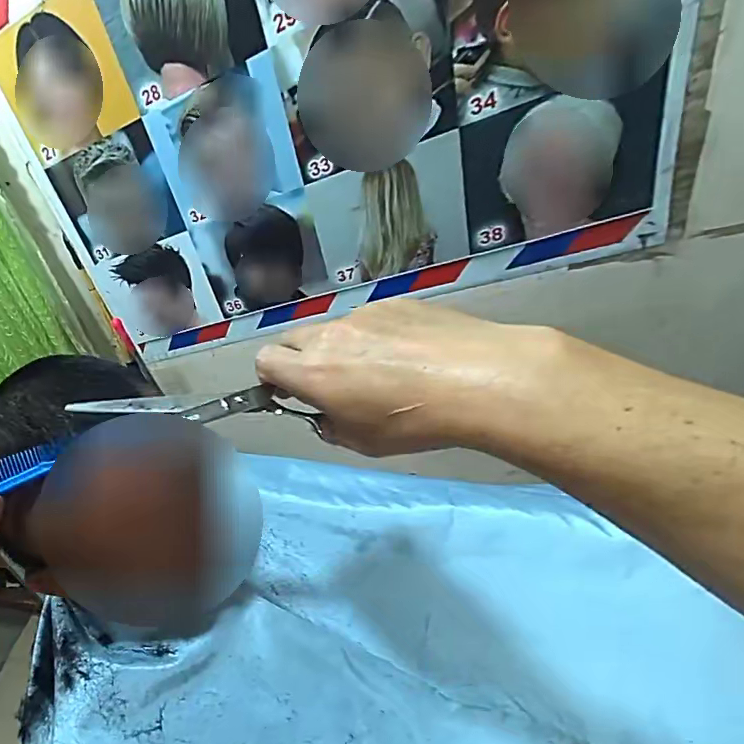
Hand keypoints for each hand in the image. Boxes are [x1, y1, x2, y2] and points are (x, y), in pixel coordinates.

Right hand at [255, 300, 567, 456]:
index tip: (291, 394)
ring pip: (334, 329)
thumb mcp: (363, 442)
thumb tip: (327, 413)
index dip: (272, 379)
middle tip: (330, 383)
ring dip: (340, 348)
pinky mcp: (396, 302)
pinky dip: (376, 335)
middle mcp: (330, 335)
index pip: (264, 361)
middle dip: (300, 360)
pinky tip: (411, 354)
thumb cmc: (414, 422)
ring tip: (382, 370)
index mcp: (313, 371)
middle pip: (292, 339)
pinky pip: (370, 320)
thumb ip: (330, 425)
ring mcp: (364, 314)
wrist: (479, 379)